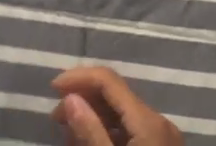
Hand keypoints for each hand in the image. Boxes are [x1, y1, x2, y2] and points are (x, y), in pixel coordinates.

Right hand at [53, 67, 183, 145]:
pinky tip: (91, 139)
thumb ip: (91, 132)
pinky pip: (130, 129)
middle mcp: (159, 120)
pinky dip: (107, 130)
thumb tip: (70, 97)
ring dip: (93, 116)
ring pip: (121, 113)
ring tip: (69, 133)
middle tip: (57, 119)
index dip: (78, 77)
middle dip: (82, 99)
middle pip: (114, 94)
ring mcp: (163, 136)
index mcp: (149, 120)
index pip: (109, 79)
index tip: (52, 88)